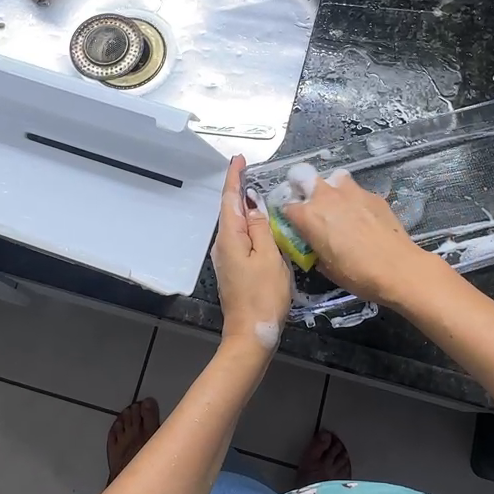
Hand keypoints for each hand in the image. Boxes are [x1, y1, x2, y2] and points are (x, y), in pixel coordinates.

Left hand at [213, 156, 290, 352]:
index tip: (239, 159)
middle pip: (230, 209)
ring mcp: (227, 258)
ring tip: (257, 190)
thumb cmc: (263, 296)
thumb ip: (261, 228)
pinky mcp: (234, 269)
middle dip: (239, 188)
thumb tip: (253, 203)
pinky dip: (248, 223)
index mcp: (230, 238)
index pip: (230, 199)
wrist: (252, 335)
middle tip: (251, 169)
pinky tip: (260, 223)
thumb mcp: (269, 257)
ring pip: (235, 224)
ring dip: (244, 205)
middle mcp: (223, 245)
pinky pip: (240, 237)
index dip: (234, 177)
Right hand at [280, 169, 444, 307]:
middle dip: (303, 188)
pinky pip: (356, 191)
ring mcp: (350, 191)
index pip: (285, 206)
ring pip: (333, 178)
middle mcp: (325, 196)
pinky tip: (364, 217)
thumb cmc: (357, 274)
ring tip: (340, 206)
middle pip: (303, 177)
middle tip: (313, 206)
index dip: (288, 214)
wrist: (398, 268)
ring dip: (332, 189)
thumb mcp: (325, 267)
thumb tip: (314, 242)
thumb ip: (313, 247)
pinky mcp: (372, 194)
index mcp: (308, 215)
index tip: (294, 223)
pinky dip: (355, 199)